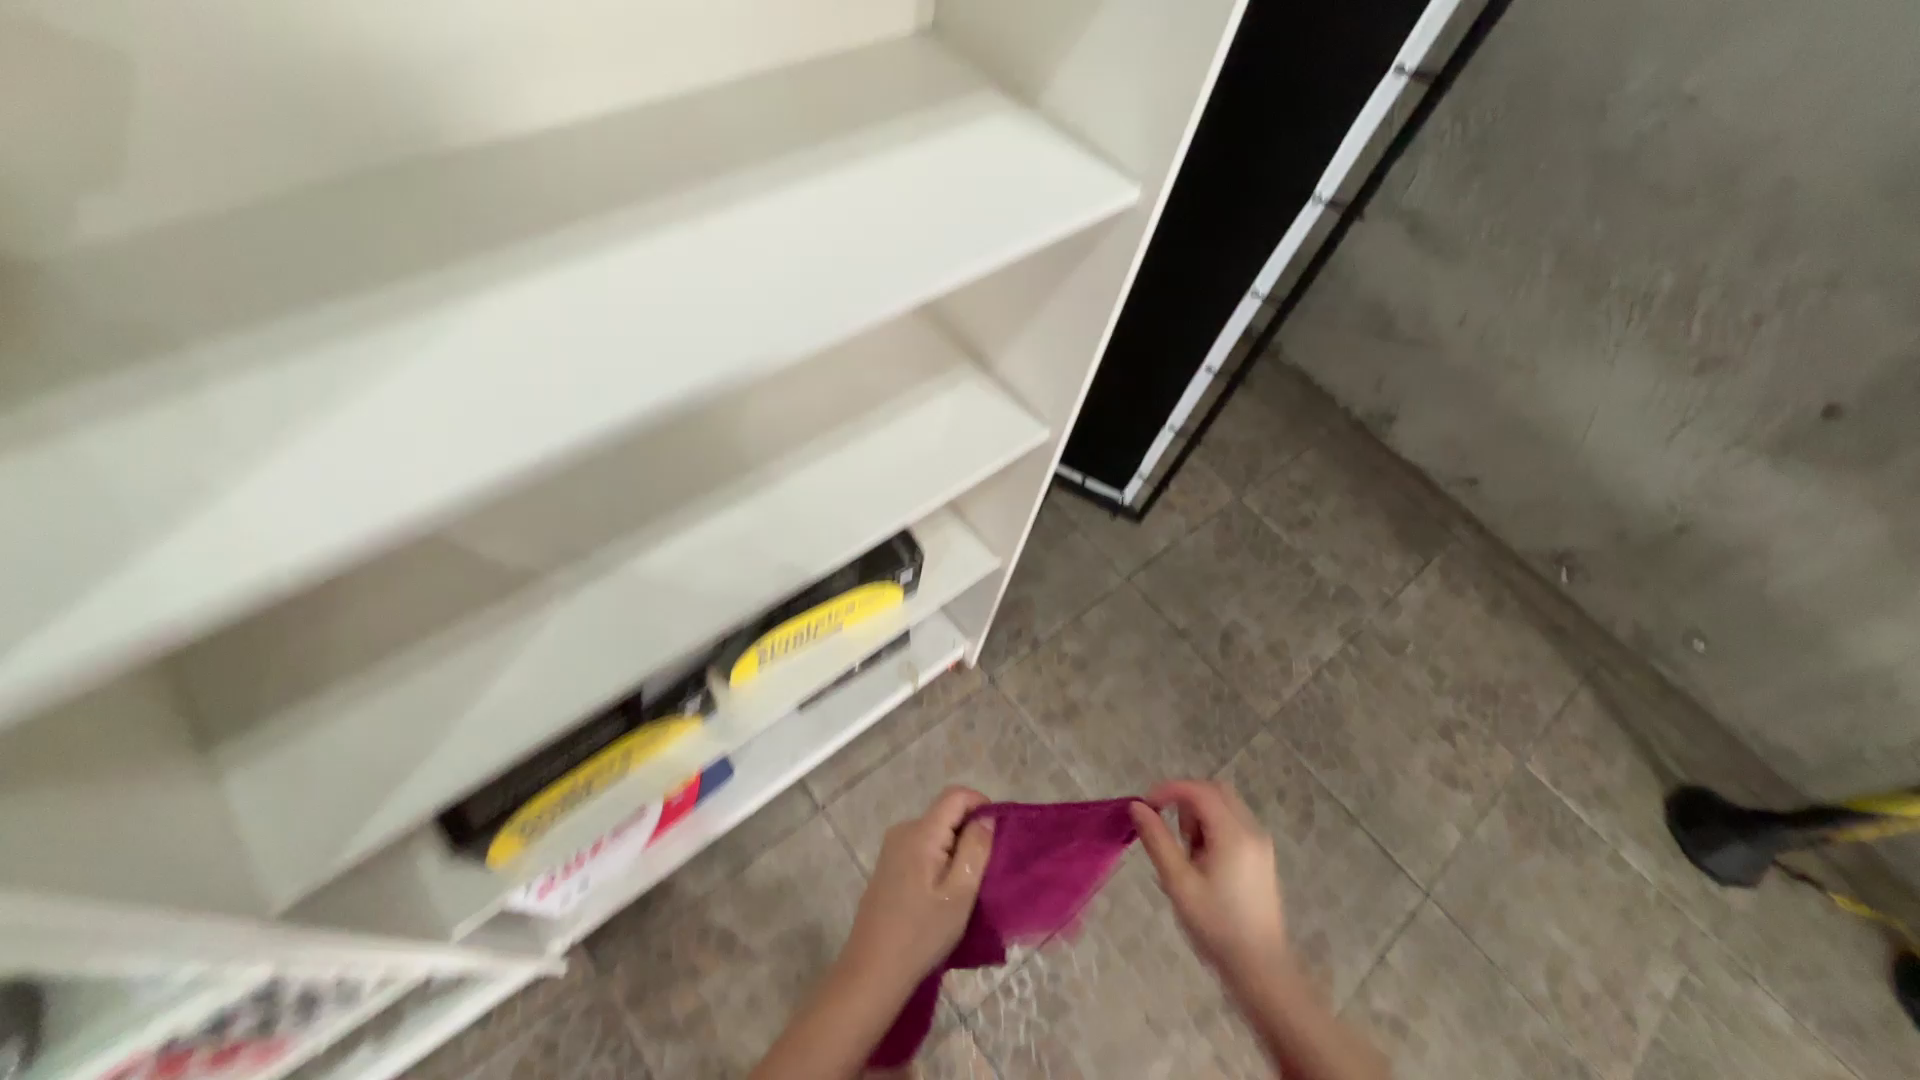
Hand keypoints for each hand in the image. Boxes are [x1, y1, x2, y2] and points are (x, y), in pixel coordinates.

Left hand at [843, 786, 995, 987]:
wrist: (873, 969)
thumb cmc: (922, 933)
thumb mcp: (960, 893)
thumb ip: (975, 849)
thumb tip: (986, 817)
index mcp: (921, 832)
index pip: (956, 795)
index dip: (982, 805)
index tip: (998, 835)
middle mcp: (903, 831)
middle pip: (945, 813)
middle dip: (970, 833)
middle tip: (985, 871)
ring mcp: (892, 849)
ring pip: (934, 833)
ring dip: (955, 850)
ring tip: (966, 887)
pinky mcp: (888, 867)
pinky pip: (922, 848)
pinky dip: (939, 861)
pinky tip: (942, 895)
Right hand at [1130, 779, 1288, 988]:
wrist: (1260, 967)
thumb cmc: (1215, 926)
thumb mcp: (1178, 883)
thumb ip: (1157, 840)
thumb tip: (1137, 806)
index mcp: (1233, 834)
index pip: (1199, 790)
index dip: (1169, 790)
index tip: (1146, 806)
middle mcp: (1252, 830)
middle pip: (1216, 791)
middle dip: (1186, 800)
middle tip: (1169, 830)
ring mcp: (1261, 843)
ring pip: (1226, 806)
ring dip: (1200, 816)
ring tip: (1187, 854)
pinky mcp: (1262, 857)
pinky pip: (1234, 824)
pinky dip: (1213, 828)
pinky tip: (1203, 863)